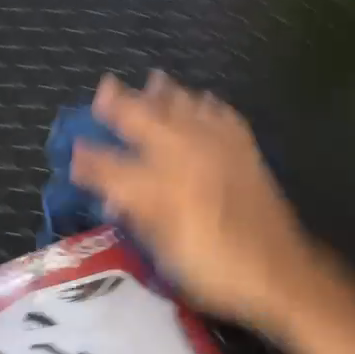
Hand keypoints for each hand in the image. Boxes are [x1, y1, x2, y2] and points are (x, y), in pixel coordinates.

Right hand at [71, 72, 354, 338]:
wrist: (280, 273)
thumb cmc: (216, 272)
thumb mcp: (166, 255)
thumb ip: (139, 219)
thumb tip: (115, 199)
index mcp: (158, 188)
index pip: (113, 167)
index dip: (90, 159)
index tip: (74, 152)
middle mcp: (184, 160)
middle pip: (146, 121)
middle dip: (121, 104)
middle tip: (105, 88)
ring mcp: (218, 151)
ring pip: (186, 109)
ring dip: (164, 95)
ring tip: (152, 80)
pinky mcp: (245, 152)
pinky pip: (222, 116)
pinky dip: (207, 105)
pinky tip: (201, 100)